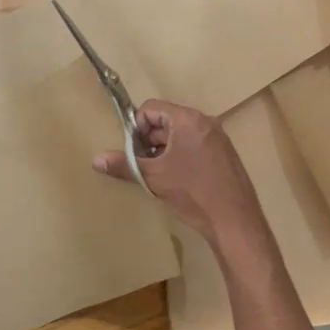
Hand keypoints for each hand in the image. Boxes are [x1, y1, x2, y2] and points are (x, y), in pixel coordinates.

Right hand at [93, 100, 269, 248]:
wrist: (234, 220)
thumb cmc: (192, 193)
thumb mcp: (154, 177)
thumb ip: (124, 165)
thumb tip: (95, 159)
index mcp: (188, 119)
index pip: (152, 108)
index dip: (137, 127)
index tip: (133, 150)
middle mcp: (205, 122)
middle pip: (167, 120)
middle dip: (150, 140)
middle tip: (143, 164)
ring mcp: (218, 138)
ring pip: (181, 135)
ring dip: (164, 150)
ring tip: (158, 175)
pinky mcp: (224, 154)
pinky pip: (195, 145)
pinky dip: (181, 156)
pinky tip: (177, 181)